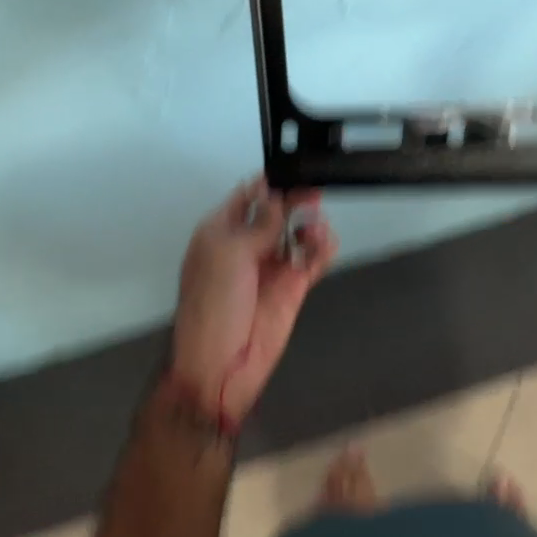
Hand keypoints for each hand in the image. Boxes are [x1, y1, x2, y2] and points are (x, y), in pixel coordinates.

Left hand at [170, 178, 337, 426]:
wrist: (219, 368)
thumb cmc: (212, 305)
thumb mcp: (228, 255)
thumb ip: (258, 224)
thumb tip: (275, 194)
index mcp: (221, 232)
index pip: (248, 195)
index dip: (269, 182)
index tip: (295, 168)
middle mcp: (247, 244)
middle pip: (278, 210)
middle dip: (296, 199)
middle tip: (315, 194)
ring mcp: (271, 266)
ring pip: (298, 231)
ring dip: (311, 224)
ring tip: (315, 231)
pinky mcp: (293, 287)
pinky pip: (312, 259)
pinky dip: (322, 248)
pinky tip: (323, 245)